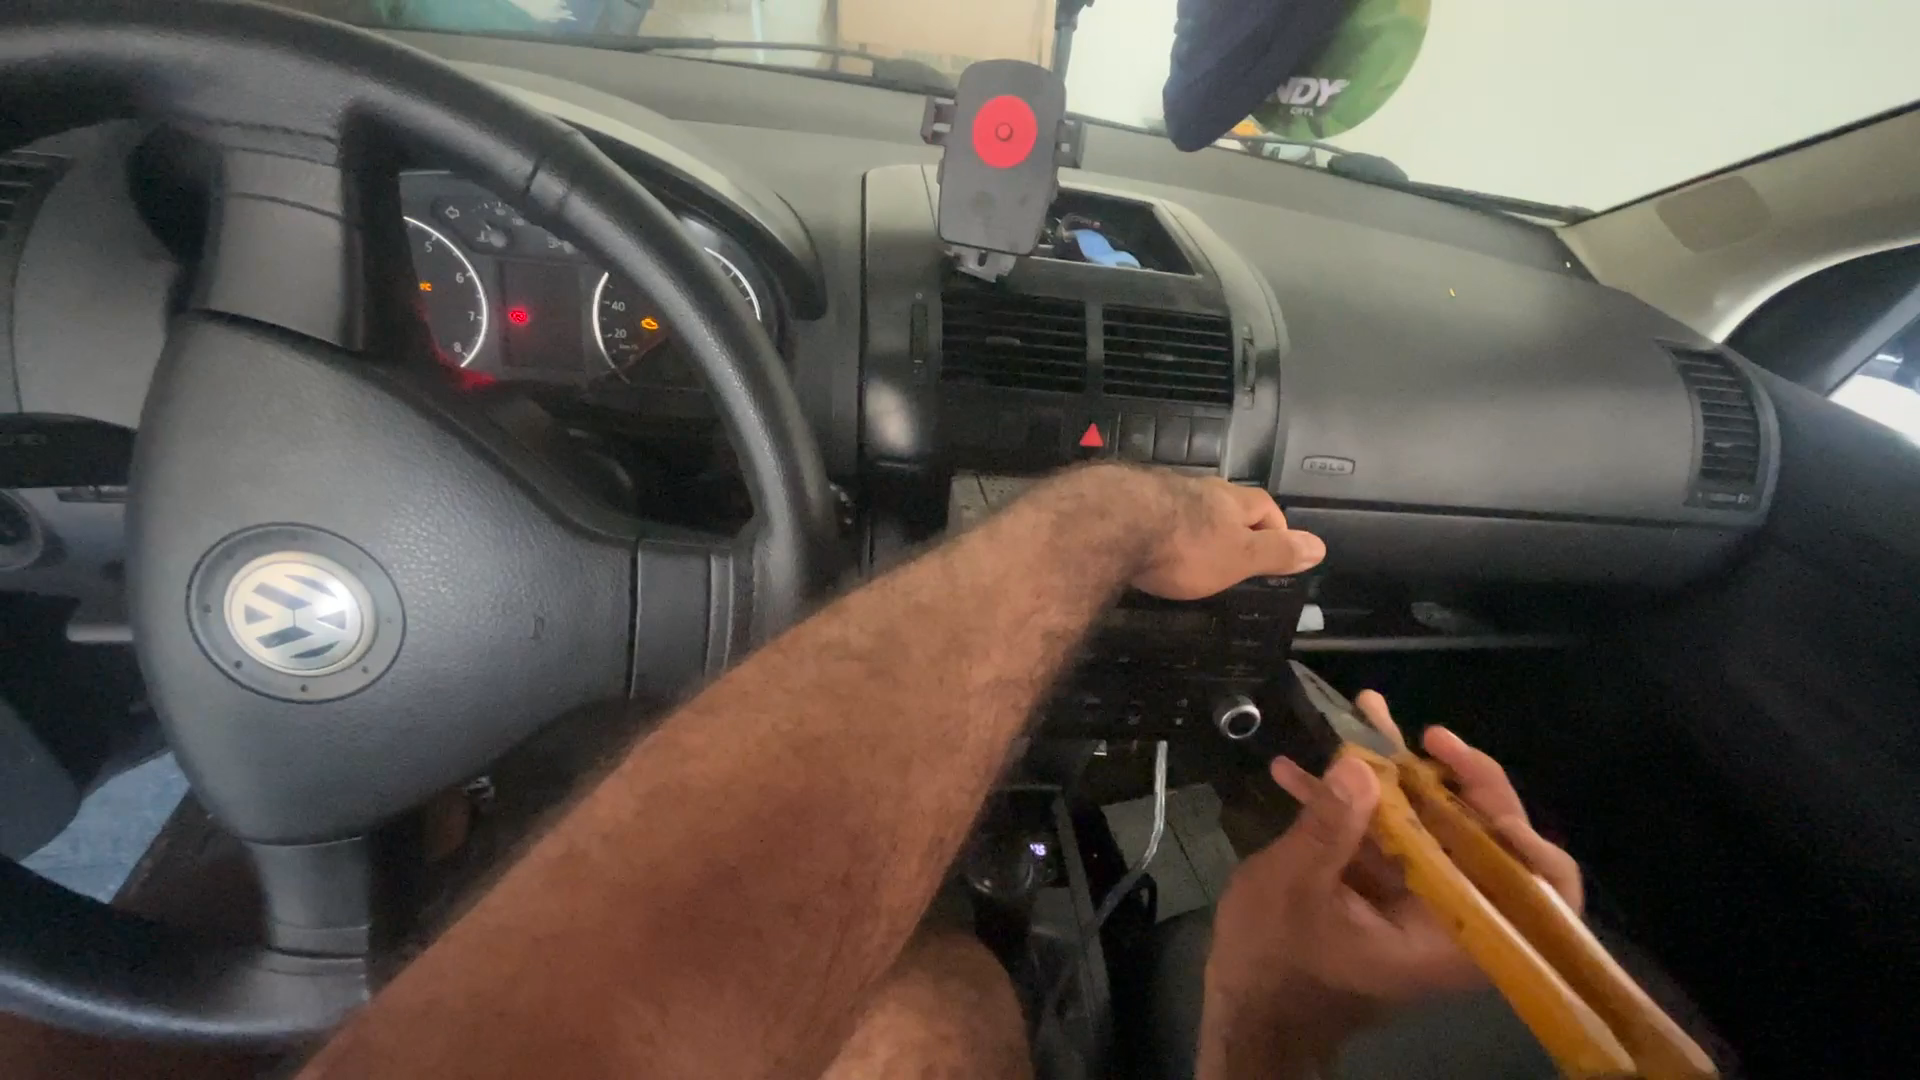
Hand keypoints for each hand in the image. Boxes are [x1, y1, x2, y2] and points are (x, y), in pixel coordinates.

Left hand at [1127, 472, 1325, 598]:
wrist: (1113, 523)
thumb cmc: (1185, 546)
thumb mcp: (1239, 557)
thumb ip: (1276, 552)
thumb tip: (1320, 545)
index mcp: (1230, 500)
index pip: (1263, 505)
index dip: (1273, 524)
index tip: (1275, 546)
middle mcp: (1195, 487)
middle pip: (1221, 500)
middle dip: (1228, 521)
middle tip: (1229, 547)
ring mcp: (1156, 489)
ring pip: (1183, 502)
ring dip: (1189, 520)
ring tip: (1187, 544)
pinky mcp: (1123, 499)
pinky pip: (1147, 509)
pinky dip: (1154, 524)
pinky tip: (1145, 538)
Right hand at [1206, 692, 1580, 1012]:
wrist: (1248, 1003)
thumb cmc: (1274, 957)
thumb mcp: (1293, 886)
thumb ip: (1329, 827)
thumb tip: (1363, 764)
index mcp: (1452, 937)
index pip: (1535, 888)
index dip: (1514, 825)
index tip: (1456, 768)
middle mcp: (1447, 917)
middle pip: (1478, 840)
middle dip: (1444, 777)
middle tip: (1410, 731)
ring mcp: (1409, 899)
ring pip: (1423, 827)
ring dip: (1387, 773)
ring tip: (1354, 717)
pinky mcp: (1374, 888)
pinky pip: (1375, 834)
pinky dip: (1341, 801)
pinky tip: (1292, 770)